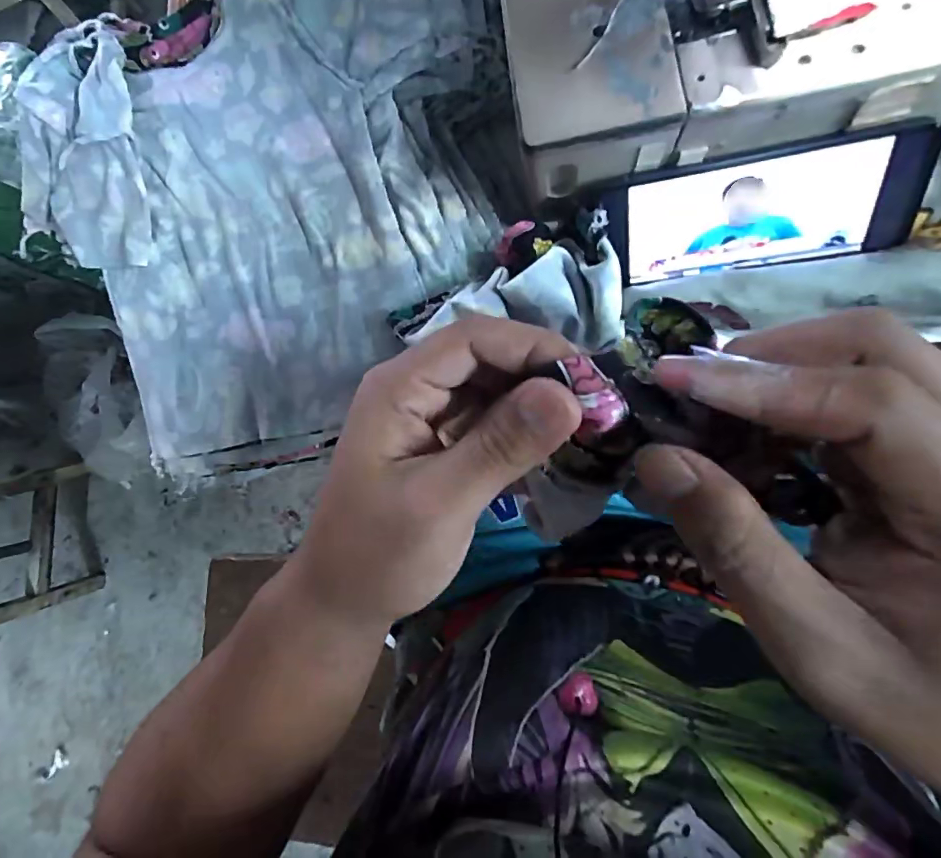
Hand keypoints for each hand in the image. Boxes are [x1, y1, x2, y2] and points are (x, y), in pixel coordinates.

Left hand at [290, 315, 581, 630]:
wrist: (342, 601)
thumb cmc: (380, 555)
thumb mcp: (442, 502)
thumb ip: (501, 445)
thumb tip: (568, 395)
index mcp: (399, 387)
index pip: (472, 339)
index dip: (531, 346)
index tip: (587, 378)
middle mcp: (412, 388)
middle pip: (485, 357)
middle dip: (541, 373)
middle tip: (598, 405)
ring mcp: (426, 414)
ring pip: (491, 386)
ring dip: (537, 400)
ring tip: (588, 425)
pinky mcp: (440, 440)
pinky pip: (488, 417)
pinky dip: (523, 428)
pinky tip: (556, 448)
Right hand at [630, 308, 940, 839]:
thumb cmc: (918, 707)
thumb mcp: (814, 648)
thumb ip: (736, 547)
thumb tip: (656, 456)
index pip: (879, 404)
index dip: (768, 382)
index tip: (675, 378)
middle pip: (890, 349)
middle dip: (779, 352)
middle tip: (696, 386)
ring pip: (885, 350)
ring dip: (792, 360)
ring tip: (723, 401)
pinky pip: (878, 378)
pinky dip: (807, 385)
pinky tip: (767, 426)